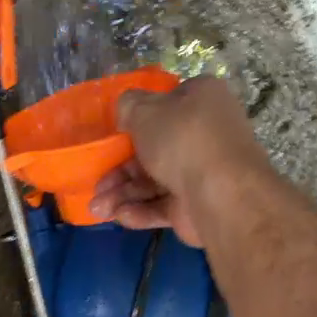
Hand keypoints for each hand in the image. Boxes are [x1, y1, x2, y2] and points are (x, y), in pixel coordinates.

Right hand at [89, 77, 272, 246]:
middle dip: (119, 170)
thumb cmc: (182, 139)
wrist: (220, 192)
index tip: (114, 136)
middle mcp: (204, 134)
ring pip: (153, 181)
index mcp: (200, 100)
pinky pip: (162, 206)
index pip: (166, 105)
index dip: (137, 120)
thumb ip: (129, 106)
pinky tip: (119, 216)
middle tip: (95, 185)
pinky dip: (140, 211)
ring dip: (122, 194)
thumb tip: (126, 109)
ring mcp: (201, 172)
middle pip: (153, 150)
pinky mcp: (195, 205)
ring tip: (96, 209)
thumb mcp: (145, 110)